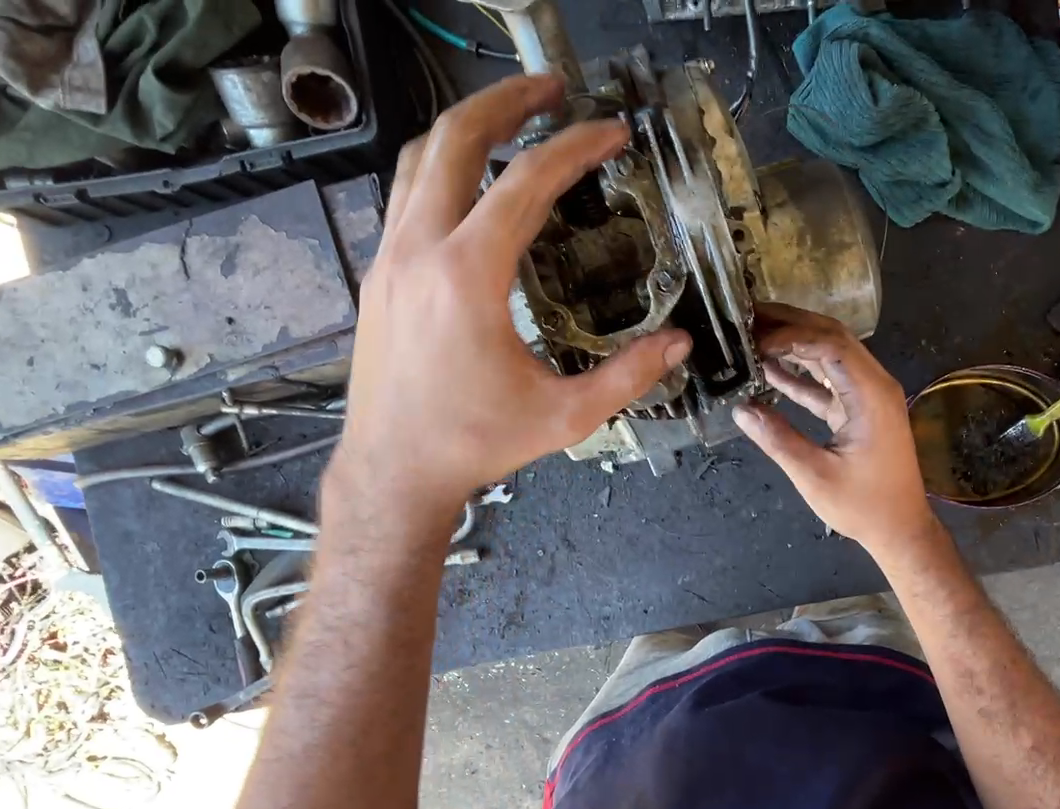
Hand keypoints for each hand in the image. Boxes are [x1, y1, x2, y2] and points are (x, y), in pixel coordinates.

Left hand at [333, 75, 692, 530]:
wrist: (393, 470)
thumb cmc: (476, 444)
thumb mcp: (567, 416)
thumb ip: (628, 376)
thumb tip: (680, 343)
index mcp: (468, 276)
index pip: (525, 184)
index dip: (574, 148)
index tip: (611, 130)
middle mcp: (420, 250)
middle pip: (455, 139)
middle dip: (507, 101)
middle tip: (552, 87)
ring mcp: (390, 258)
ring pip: (418, 158)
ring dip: (467, 127)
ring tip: (512, 116)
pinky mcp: (379, 275)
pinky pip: (405, 194)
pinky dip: (440, 167)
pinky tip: (471, 183)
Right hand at [732, 304, 938, 558]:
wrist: (900, 528)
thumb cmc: (863, 506)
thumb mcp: (815, 475)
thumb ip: (778, 439)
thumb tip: (740, 409)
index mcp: (870, 394)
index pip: (829, 344)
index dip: (789, 335)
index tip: (753, 339)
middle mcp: (874, 384)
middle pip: (831, 337)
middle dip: (790, 324)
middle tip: (748, 316)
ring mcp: (868, 395)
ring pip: (829, 354)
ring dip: (793, 343)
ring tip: (752, 334)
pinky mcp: (859, 410)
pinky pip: (828, 380)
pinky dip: (800, 373)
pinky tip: (768, 368)